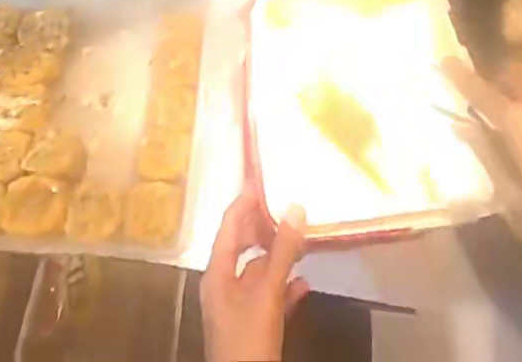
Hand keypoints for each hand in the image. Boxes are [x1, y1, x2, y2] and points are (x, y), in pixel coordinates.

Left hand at [201, 188, 308, 361]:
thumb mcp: (267, 293)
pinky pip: (266, 298)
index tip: (265, 180)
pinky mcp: (250, 329)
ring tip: (301, 242)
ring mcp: (235, 309)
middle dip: (263, 228)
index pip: (229, 224)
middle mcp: (222, 286)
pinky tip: (304, 284)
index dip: (245, 201)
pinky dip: (283, 287)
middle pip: (241, 246)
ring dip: (277, 257)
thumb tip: (296, 207)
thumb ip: (282, 251)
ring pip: (256, 272)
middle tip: (287, 209)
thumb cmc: (248, 341)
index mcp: (217, 272)